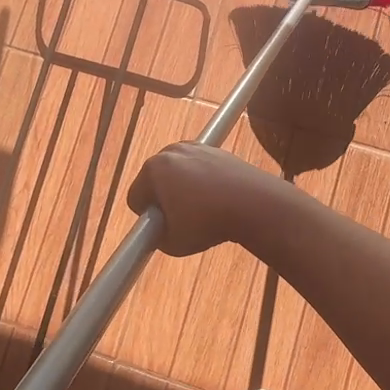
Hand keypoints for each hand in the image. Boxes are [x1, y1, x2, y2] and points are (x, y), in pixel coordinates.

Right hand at [126, 142, 302, 255]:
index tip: (162, 227)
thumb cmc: (208, 222)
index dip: (146, 217)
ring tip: (201, 210)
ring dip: (182, 189)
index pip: (135, 197)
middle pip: (155, 180)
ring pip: (176, 173)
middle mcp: (170, 151)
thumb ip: (156, 237)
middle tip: (181, 219)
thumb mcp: (173, 243)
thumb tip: (157, 232)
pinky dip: (201, 180)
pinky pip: (197, 167)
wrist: (253, 203)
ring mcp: (194, 147)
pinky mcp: (215, 149)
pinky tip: (215, 197)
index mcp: (153, 170)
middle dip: (163, 198)